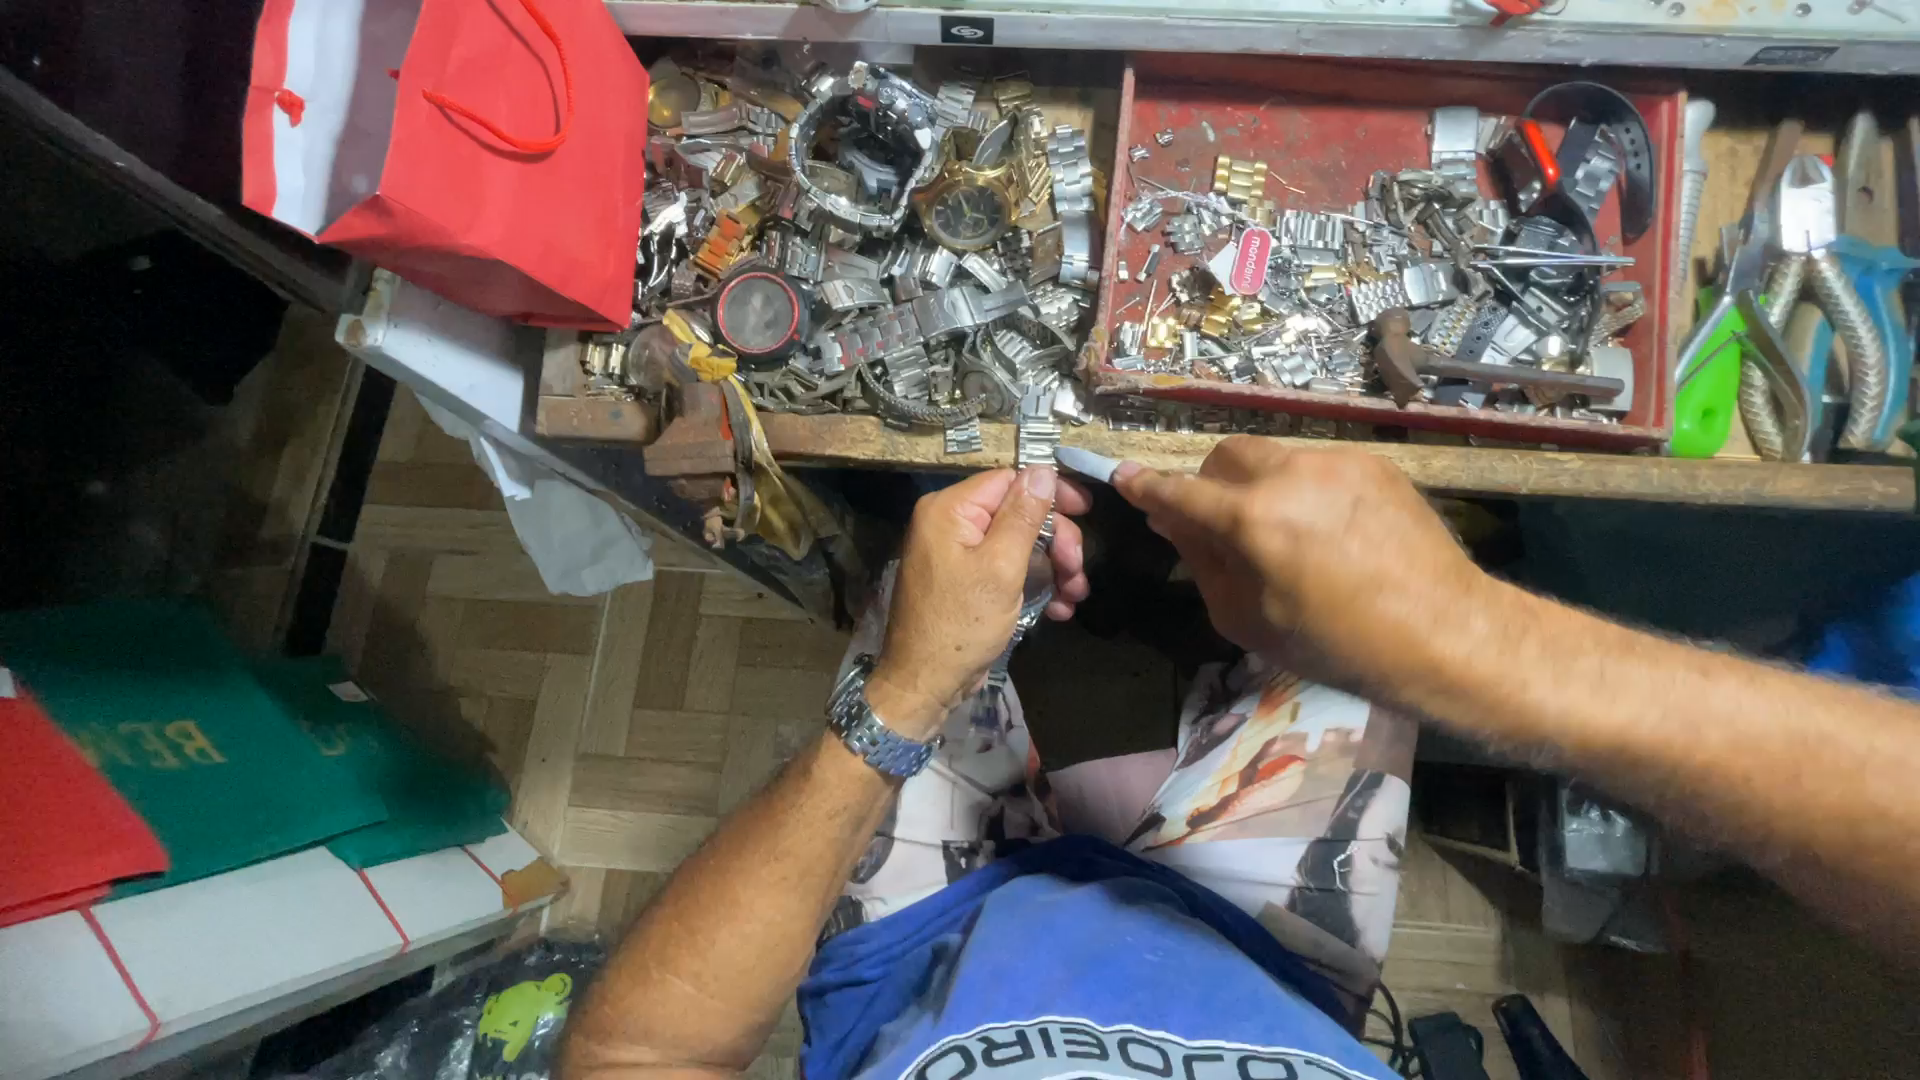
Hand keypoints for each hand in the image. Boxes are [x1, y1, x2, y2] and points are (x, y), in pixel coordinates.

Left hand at [869, 467, 1090, 737]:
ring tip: (1075, 595)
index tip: (1086, 512)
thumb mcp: (1000, 567)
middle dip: (1055, 541)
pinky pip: (1005, 568)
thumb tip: (1043, 469)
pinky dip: (1033, 584)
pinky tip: (1058, 607)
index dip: (1051, 493)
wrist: (925, 682)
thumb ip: (1023, 516)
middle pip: (1016, 512)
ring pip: (1017, 543)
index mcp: (950, 509)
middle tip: (1078, 570)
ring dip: (1052, 567)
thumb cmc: (961, 624)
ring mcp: (956, 553)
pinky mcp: (966, 580)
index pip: (1009, 480)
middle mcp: (949, 523)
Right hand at [1113, 437, 1484, 699]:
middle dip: (1208, 483)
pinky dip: (1298, 489)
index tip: (1123, 477)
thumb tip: (1172, 521)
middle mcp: (1289, 475)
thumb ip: (1201, 560)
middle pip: (1224, 455)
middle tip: (1217, 521)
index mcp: (1252, 519)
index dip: (1146, 486)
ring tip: (1279, 528)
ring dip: (1254, 485)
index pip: (1180, 491)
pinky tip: (1324, 528)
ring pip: (1270, 456)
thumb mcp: (1244, 617)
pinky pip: (1313, 466)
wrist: (1442, 632)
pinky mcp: (1372, 464)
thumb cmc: (1332, 642)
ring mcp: (1336, 463)